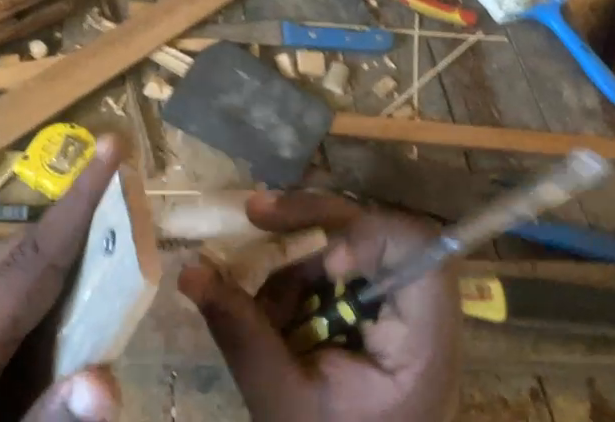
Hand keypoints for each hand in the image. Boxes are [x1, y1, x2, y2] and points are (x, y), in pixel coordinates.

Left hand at [0, 135, 129, 421]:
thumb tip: (107, 380)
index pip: (30, 261)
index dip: (78, 205)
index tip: (111, 147)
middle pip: (20, 254)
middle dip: (78, 219)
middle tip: (133, 198)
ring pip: (9, 271)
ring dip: (62, 254)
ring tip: (113, 246)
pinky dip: (42, 291)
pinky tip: (67, 314)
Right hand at [177, 191, 460, 421]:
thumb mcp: (282, 402)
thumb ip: (244, 334)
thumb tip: (191, 273)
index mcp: (423, 343)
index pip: (418, 249)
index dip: (372, 234)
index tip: (328, 261)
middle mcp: (422, 314)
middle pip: (380, 231)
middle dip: (314, 223)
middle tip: (256, 213)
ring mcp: (402, 311)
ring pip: (353, 243)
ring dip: (298, 261)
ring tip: (260, 302)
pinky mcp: (379, 315)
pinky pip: (341, 269)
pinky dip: (301, 278)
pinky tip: (273, 311)